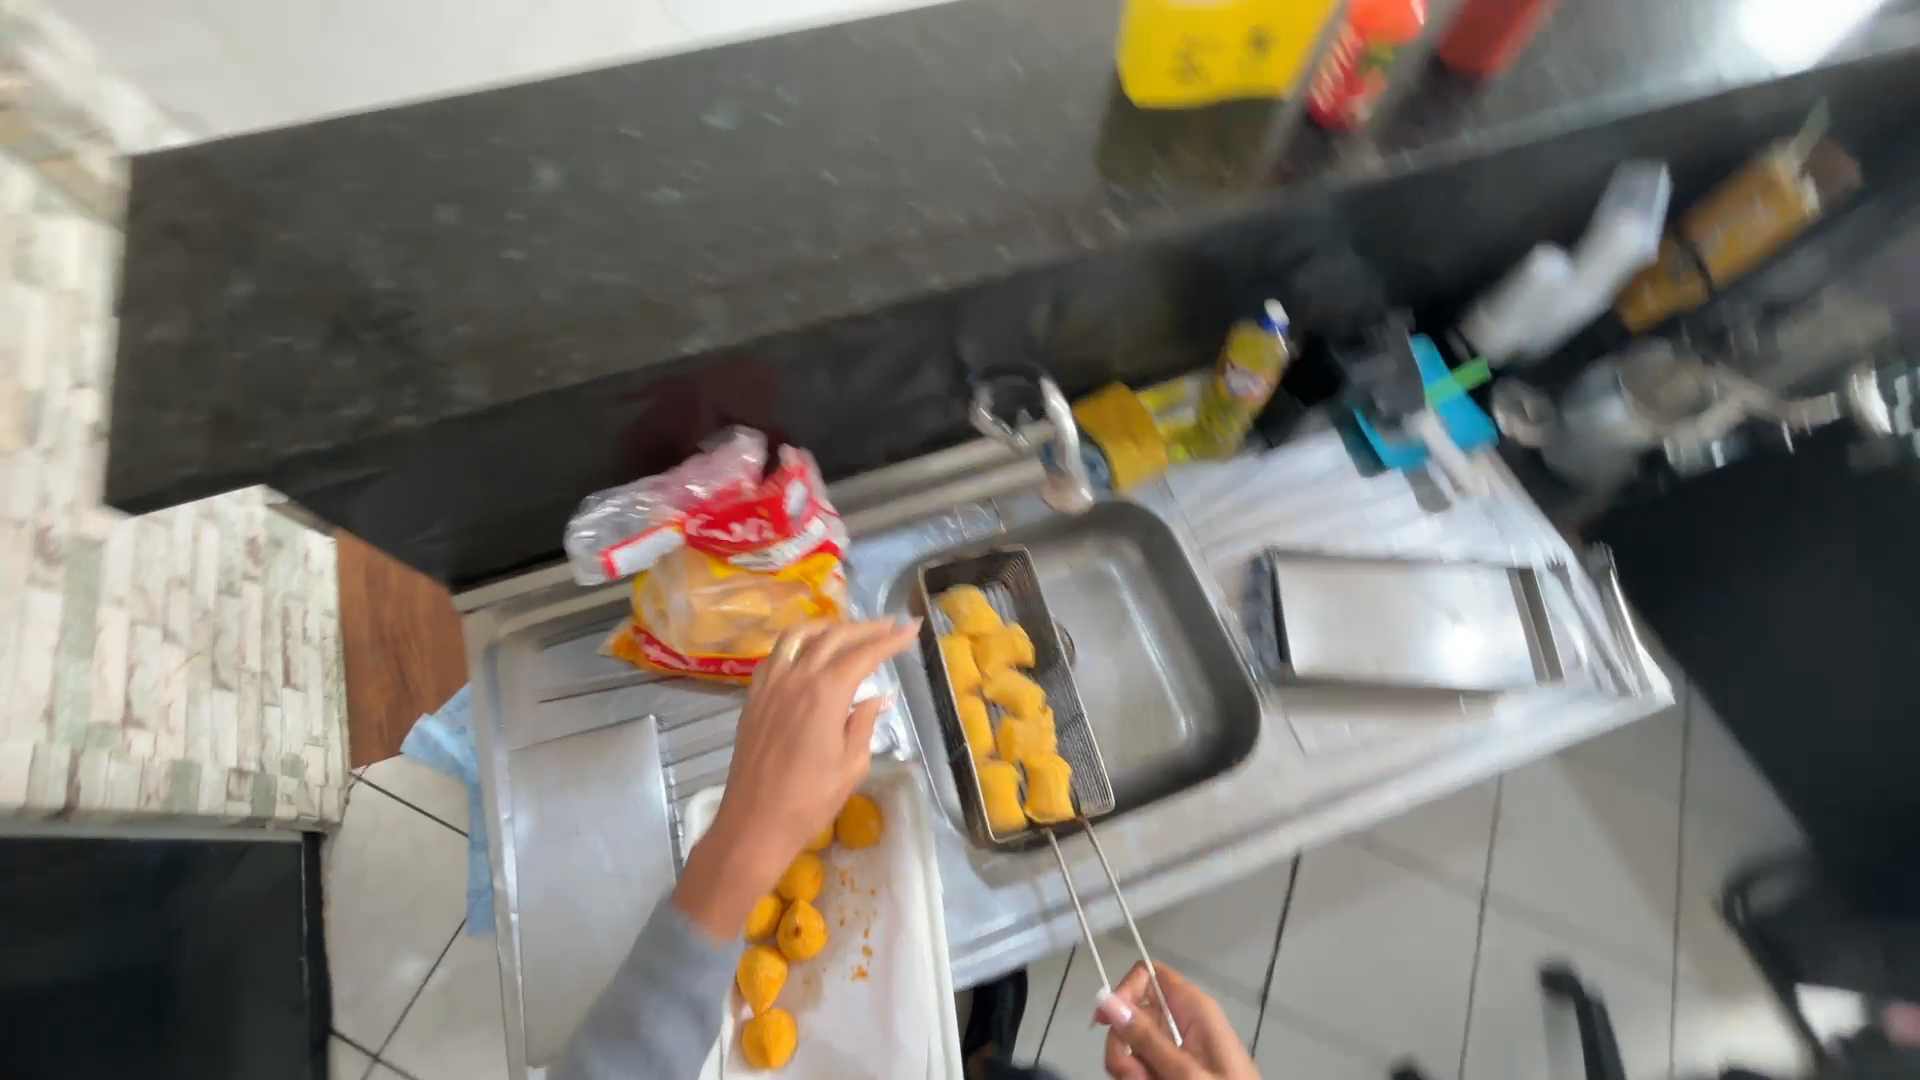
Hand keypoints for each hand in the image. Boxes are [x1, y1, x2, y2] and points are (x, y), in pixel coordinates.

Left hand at [673, 618, 919, 938]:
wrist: (754, 824)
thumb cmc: (810, 800)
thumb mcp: (852, 765)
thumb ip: (864, 723)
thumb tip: (876, 698)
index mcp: (826, 692)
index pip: (865, 653)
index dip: (891, 639)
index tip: (912, 628)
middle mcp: (797, 677)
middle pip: (834, 636)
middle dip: (866, 627)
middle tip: (890, 626)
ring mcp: (771, 684)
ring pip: (799, 635)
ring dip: (828, 626)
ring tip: (849, 630)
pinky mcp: (754, 696)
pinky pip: (776, 654)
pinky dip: (797, 644)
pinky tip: (808, 653)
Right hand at [1096, 962, 1260, 1079]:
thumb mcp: (1185, 1072)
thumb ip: (1146, 1038)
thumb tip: (1107, 999)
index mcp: (1193, 1008)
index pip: (1149, 974)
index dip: (1125, 991)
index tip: (1106, 1022)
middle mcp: (1185, 1021)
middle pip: (1135, 1014)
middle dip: (1124, 1044)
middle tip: (1131, 1077)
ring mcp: (1181, 1048)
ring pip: (1137, 1044)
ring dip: (1131, 1068)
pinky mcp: (1179, 1070)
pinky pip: (1147, 1064)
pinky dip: (1141, 1076)